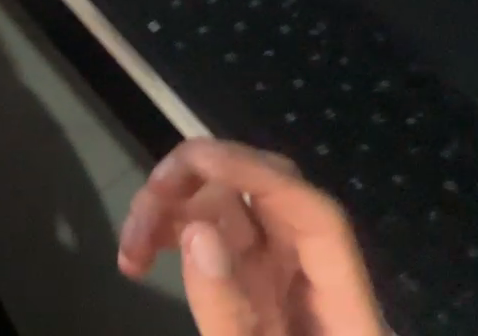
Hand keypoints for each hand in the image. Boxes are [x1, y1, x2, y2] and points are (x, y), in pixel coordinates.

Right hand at [118, 139, 388, 335]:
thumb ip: (232, 315)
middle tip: (150, 201)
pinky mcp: (253, 294)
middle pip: (266, 193)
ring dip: (172, 211)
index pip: (311, 214)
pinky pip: (213, 240)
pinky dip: (172, 237)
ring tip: (130, 247)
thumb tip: (195, 230)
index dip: (250, 170)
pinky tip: (139, 260)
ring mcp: (283, 286)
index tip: (185, 162)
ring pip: (229, 209)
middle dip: (199, 181)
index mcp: (347, 311)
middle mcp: (316, 283)